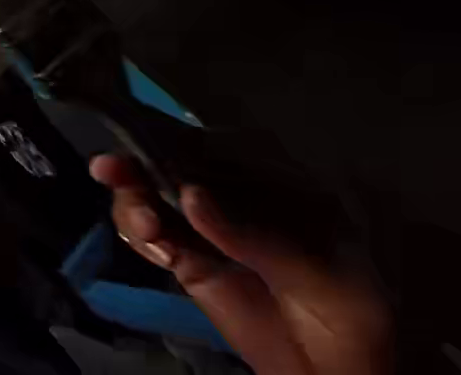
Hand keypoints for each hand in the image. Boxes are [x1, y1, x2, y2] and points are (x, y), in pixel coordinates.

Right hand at [90, 155, 393, 374]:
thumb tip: (188, 195)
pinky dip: (135, 231)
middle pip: (166, 161)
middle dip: (136, 167)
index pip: (209, 145)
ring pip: (145, 190)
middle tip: (110, 173)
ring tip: (145, 232)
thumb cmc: (349, 320)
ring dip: (132, 202)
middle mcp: (226, 186)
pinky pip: (144, 227)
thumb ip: (253, 237)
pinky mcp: (181, 248)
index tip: (142, 152)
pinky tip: (150, 248)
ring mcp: (200, 217)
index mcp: (267, 174)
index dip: (168, 140)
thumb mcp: (318, 279)